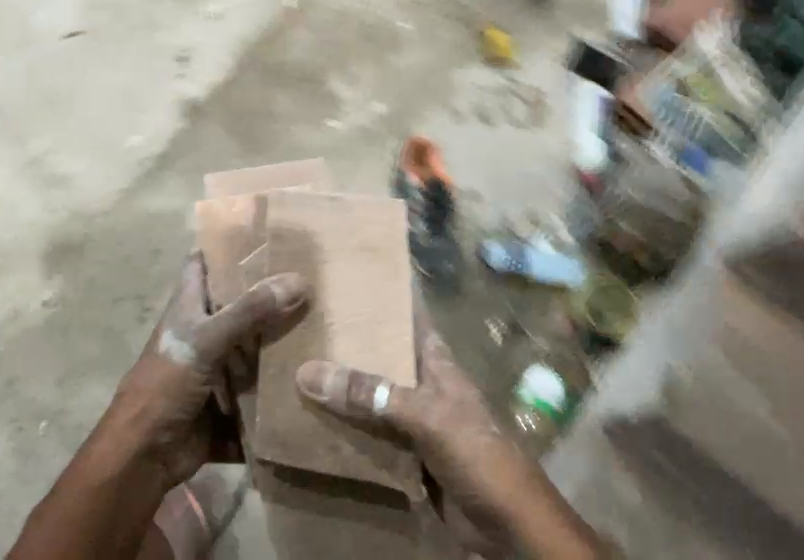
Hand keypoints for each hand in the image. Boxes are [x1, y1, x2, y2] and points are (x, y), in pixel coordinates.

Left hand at [103, 251, 309, 489]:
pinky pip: (263, 393)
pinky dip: (284, 391)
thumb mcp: (206, 339)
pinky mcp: (232, 404)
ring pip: (257, 350)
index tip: (273, 235)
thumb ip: (249, 311)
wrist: (146, 454)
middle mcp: (206, 332)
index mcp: (190, 306)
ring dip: (285, 346)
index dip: (231, 246)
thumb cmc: (166, 383)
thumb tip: (298, 280)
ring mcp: (220, 370)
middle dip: (274, 299)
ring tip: (334, 328)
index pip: (207, 263)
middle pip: (242, 307)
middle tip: (323, 284)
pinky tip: (324, 383)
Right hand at [295, 315, 604, 559]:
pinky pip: (369, 439)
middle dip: (348, 345)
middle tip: (300, 322)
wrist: (510, 528)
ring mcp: (416, 425)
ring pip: (372, 399)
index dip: (384, 296)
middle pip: (381, 358)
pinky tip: (311, 423)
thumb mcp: (426, 415)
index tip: (347, 274)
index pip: (408, 318)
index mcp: (437, 364)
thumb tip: (307, 371)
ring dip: (342, 391)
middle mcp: (424, 387)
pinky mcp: (408, 459)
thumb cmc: (479, 454)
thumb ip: (372, 394)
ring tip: (293, 366)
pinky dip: (345, 433)